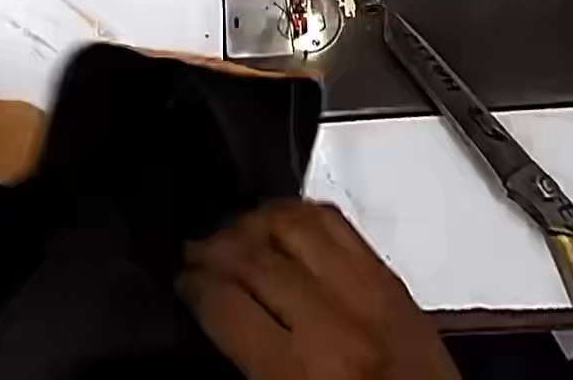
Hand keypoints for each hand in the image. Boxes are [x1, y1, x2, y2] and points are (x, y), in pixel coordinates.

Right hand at [179, 201, 458, 379]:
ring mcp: (368, 287)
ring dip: (252, 220)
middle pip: (256, 258)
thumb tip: (216, 313)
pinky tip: (280, 215)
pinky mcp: (390, 274)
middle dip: (214, 249)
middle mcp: (338, 320)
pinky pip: (335, 220)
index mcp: (306, 373)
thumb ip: (252, 362)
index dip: (195, 287)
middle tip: (193, 250)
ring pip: (294, 224)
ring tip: (230, 228)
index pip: (229, 307)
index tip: (182, 280)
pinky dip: (300, 209)